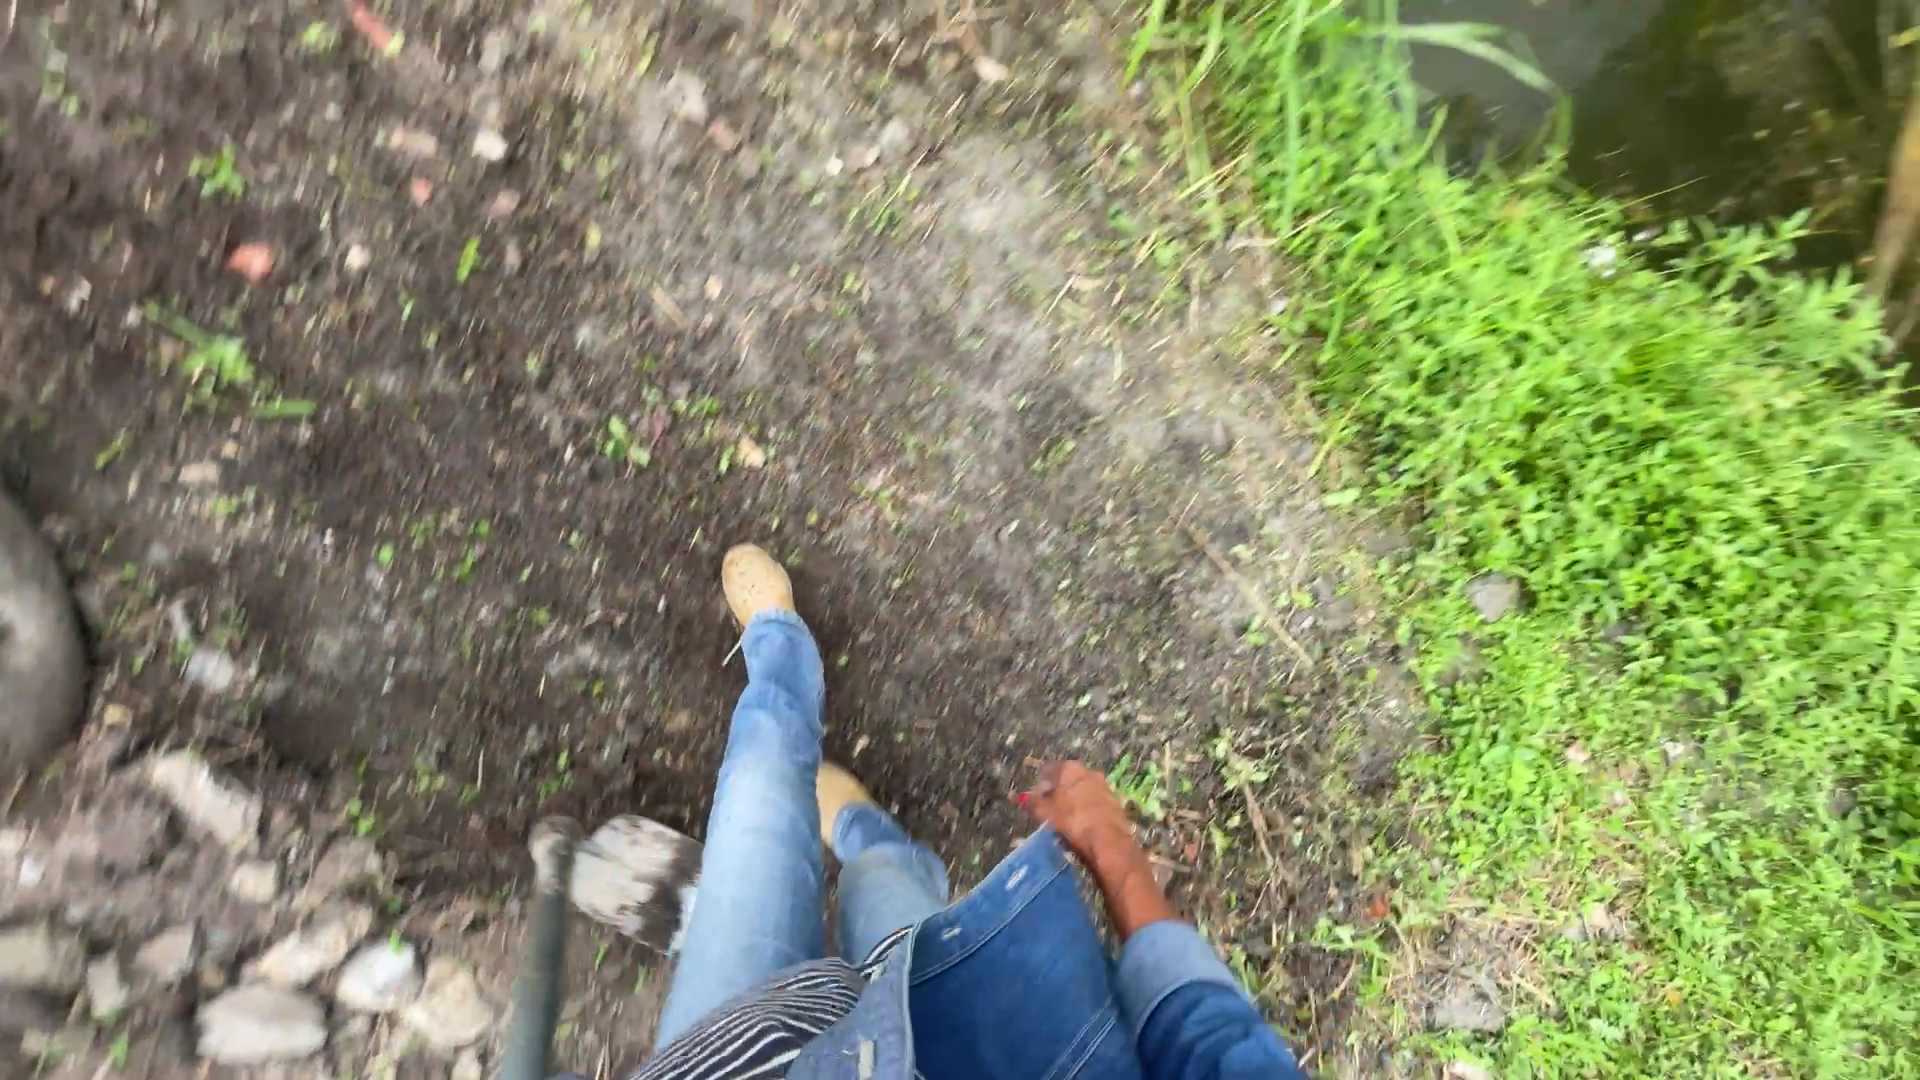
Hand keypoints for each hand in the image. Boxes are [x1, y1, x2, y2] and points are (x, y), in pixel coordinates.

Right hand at [1024, 760, 1174, 937]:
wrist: (1108, 841)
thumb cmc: (1072, 821)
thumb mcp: (1045, 813)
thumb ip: (1034, 802)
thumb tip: (1025, 797)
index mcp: (1069, 768)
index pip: (1049, 770)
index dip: (1041, 784)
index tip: (1036, 798)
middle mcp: (1088, 771)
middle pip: (1067, 779)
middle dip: (1059, 791)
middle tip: (1050, 808)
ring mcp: (1104, 785)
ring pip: (1083, 790)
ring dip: (1074, 800)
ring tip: (1066, 818)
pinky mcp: (1114, 801)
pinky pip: (1095, 802)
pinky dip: (1088, 809)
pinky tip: (1083, 823)